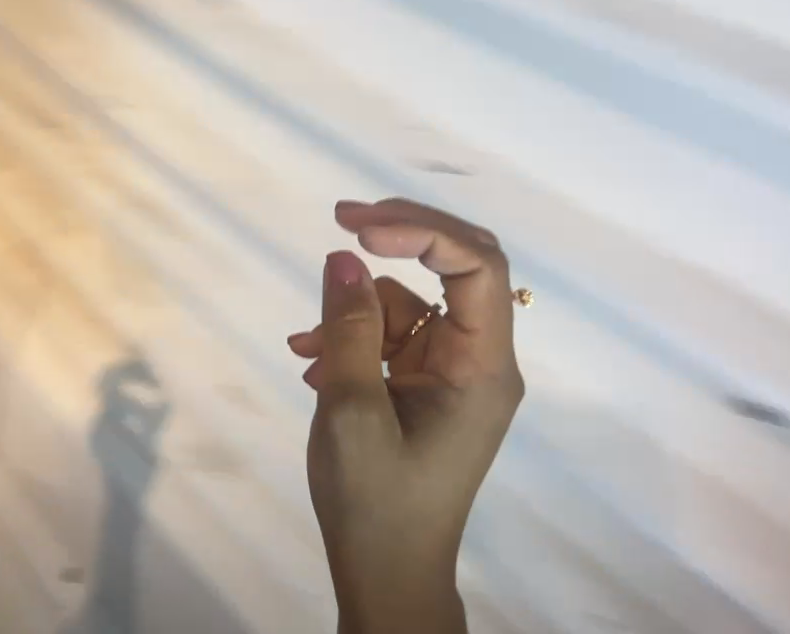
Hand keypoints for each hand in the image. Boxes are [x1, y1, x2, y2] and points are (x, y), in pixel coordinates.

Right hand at [289, 199, 524, 633]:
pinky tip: (312, 362)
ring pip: (408, 301)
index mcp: (482, 367)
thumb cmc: (375, 497)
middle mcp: (476, 360)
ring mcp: (449, 372)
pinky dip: (348, 336)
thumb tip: (341, 255)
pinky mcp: (422, 384)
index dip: (421, 231)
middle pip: (456, 267)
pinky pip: (387, 333)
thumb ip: (348, 326)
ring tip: (307, 348)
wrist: (384, 570)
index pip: (477, 267)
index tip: (355, 229)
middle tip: (341, 218)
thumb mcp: (351, 406)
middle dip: (399, 237)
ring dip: (353, 309)